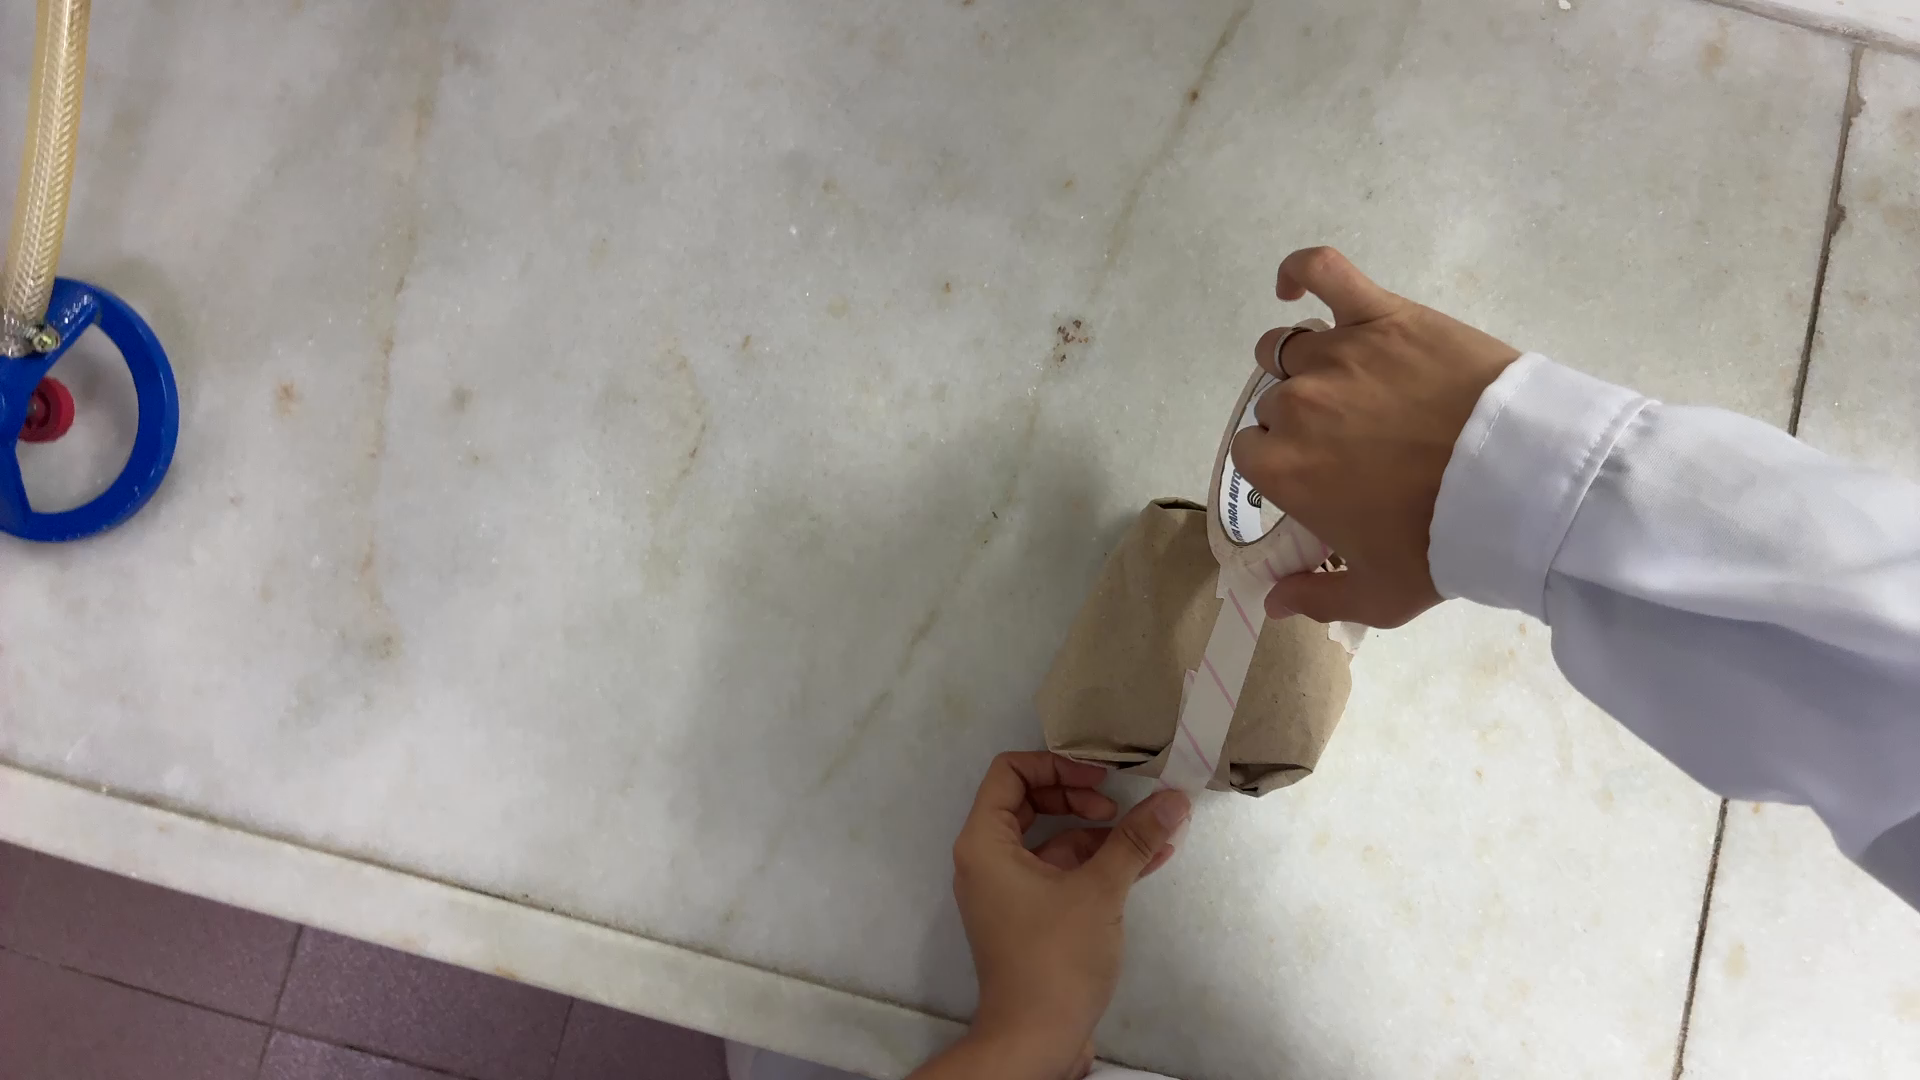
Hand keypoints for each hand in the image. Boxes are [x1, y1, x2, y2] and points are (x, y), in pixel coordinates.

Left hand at [915, 752, 1189, 1079]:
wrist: (1035, 1043)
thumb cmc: (1055, 956)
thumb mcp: (1099, 890)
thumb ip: (1135, 840)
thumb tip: (1174, 799)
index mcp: (984, 840)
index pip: (1010, 771)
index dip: (1055, 766)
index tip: (1097, 779)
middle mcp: (987, 856)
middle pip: (1029, 799)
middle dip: (1077, 796)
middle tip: (1116, 804)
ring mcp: (1007, 886)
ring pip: (1049, 836)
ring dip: (1095, 831)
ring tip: (1145, 833)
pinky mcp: (1028, 912)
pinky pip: (1058, 869)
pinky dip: (1093, 861)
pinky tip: (1144, 861)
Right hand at [1230, 246, 1521, 627]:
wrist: (1529, 484)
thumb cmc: (1445, 542)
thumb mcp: (1379, 594)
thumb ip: (1314, 598)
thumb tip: (1268, 603)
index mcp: (1282, 468)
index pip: (1249, 452)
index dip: (1277, 462)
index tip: (1311, 474)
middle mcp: (1293, 407)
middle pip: (1270, 404)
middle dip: (1295, 422)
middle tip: (1346, 439)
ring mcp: (1334, 356)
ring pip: (1285, 349)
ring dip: (1297, 366)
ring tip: (1336, 380)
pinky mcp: (1379, 316)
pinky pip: (1323, 272)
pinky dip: (1300, 271)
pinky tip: (1289, 283)